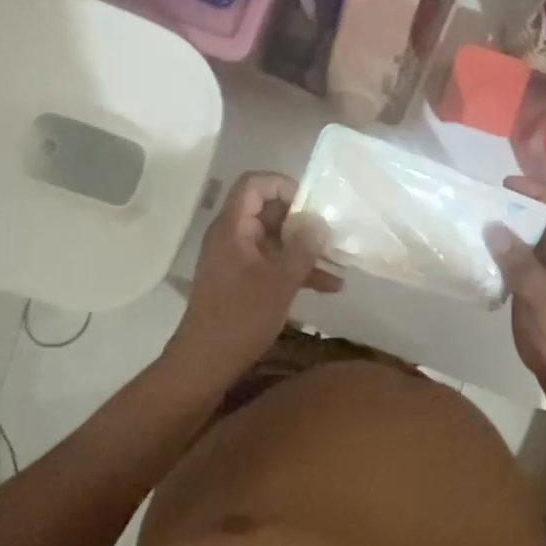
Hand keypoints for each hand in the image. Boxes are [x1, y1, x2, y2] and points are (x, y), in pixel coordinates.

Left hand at [167, 172, 339, 379]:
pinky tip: (329, 287)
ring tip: (338, 261)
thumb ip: (302, 248)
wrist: (206, 362)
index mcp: (232, 228)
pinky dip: (296, 270)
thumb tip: (319, 221)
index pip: (253, 184)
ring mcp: (236, 260)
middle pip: (267, 210)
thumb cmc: (241, 317)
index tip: (312, 204)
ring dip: (304, 248)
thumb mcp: (280, 282)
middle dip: (301, 220)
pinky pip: (271, 264)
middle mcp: (231, 237)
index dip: (283, 185)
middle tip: (331, 233)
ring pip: (274, 240)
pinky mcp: (242, 281)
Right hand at [486, 176, 545, 383]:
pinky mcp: (531, 282)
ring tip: (475, 219)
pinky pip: (514, 257)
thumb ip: (519, 260)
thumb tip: (493, 227)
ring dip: (504, 228)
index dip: (538, 190)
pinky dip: (498, 250)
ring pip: (526, 237)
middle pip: (542, 217)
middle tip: (483, 201)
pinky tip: (477, 246)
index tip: (507, 186)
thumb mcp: (543, 294)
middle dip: (516, 207)